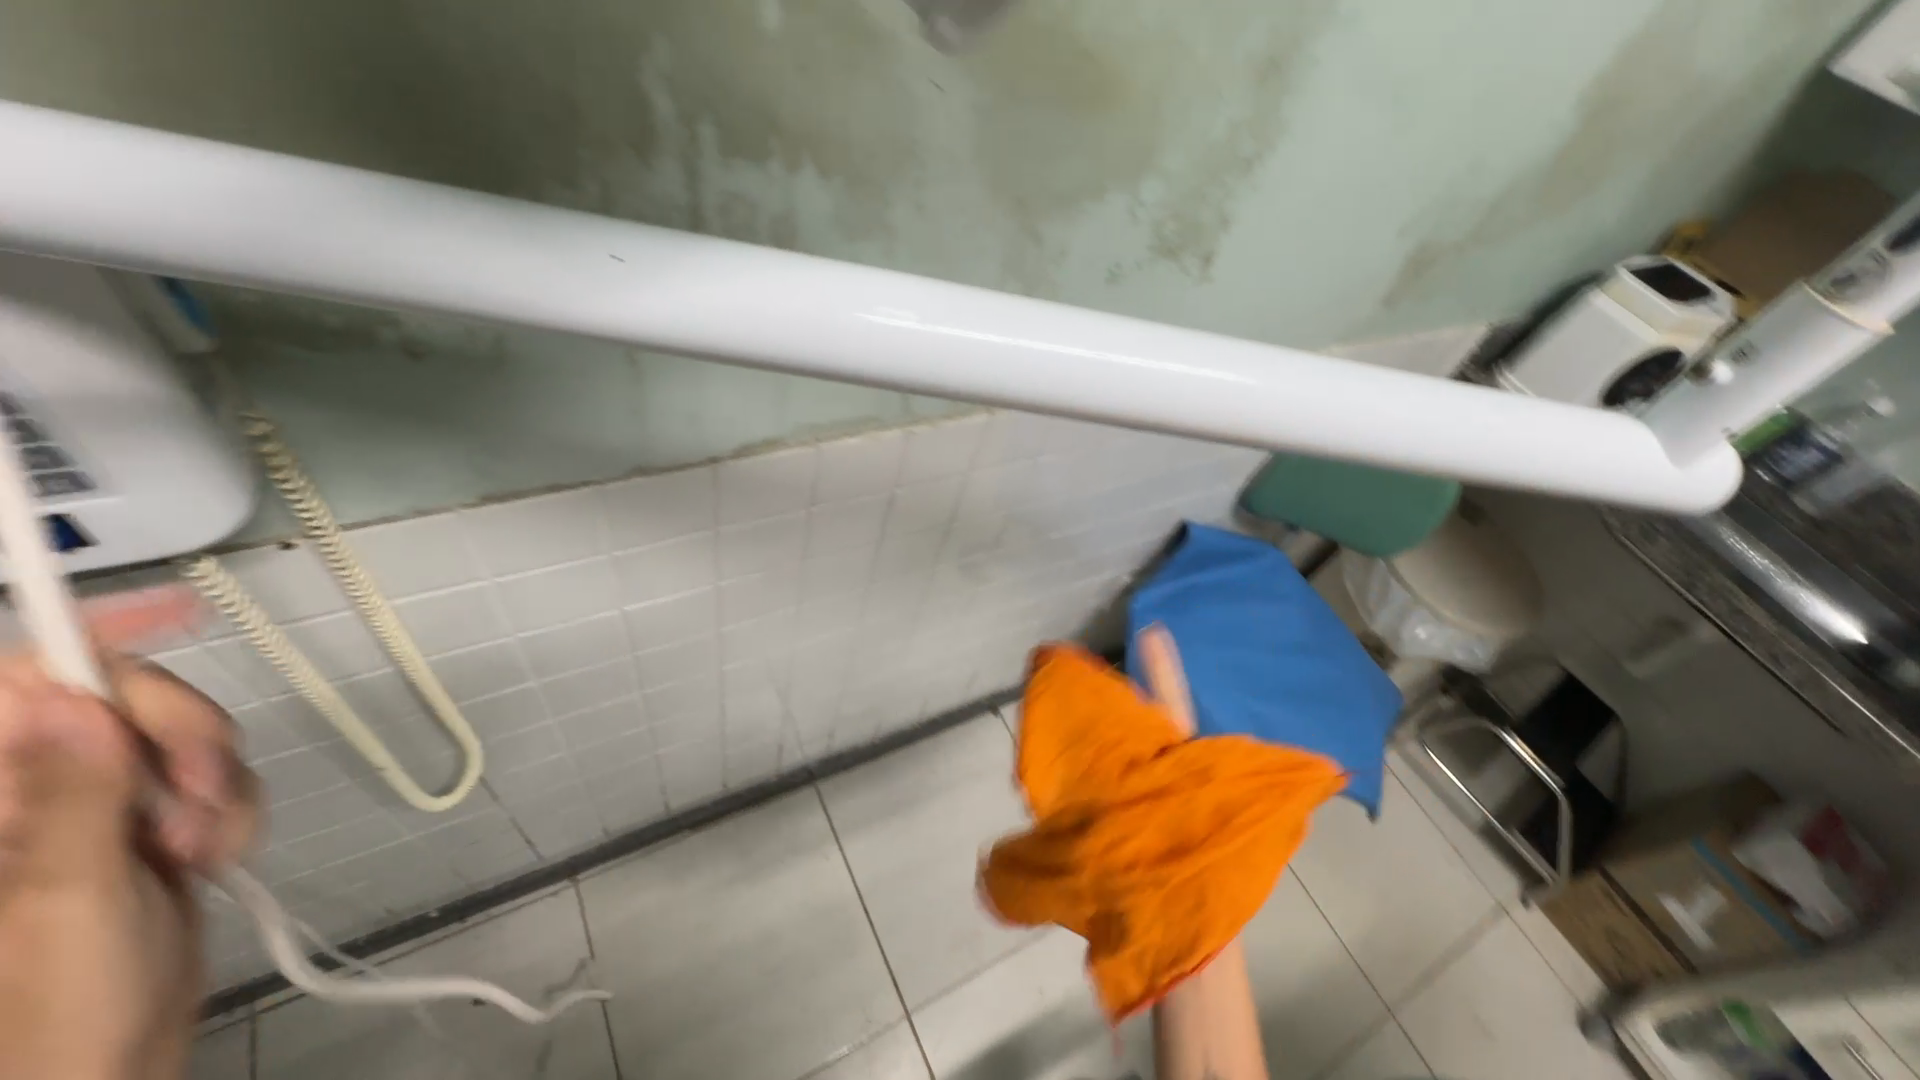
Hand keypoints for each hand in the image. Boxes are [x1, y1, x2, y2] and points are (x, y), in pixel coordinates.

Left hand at [0, 587, 260, 1079]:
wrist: (115, 1060)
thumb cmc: (64, 1002)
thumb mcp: (67, 899)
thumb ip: (67, 800)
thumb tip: (69, 702)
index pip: (25, 683)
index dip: (90, 639)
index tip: (174, 611)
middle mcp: (34, 786)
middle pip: (127, 701)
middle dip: (182, 737)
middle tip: (192, 795)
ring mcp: (97, 803)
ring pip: (183, 738)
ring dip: (215, 784)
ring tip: (201, 848)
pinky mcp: (151, 819)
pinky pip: (213, 777)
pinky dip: (232, 807)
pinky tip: (216, 852)